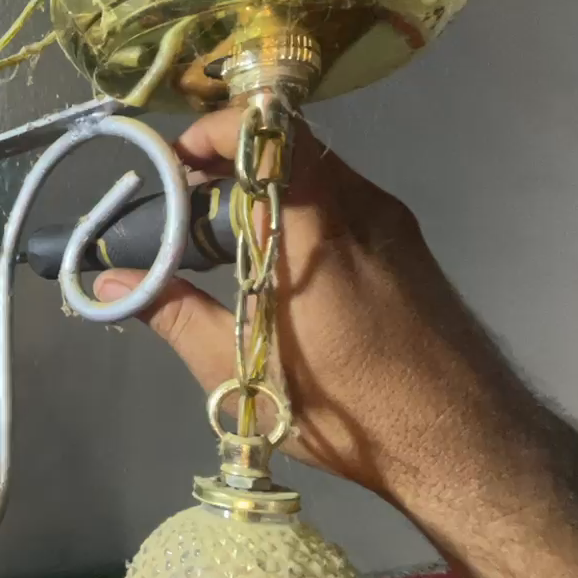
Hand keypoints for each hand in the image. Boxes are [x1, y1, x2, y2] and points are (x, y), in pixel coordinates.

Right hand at [94, 110, 541, 501]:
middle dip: (222, 163)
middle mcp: (362, 207)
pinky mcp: (403, 248)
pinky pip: (334, 202)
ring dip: (255, 189)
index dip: (217, 131)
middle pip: (287, 146)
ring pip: (312, 174)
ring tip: (212, 238)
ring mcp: (390, 225)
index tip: (172, 165)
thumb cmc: (347, 405)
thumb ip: (173, 312)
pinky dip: (289, 210)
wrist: (468, 445)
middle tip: (177, 205)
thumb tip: (109, 283)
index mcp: (319, 229)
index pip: (274, 133)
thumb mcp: (241, 367)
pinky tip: (266, 264)